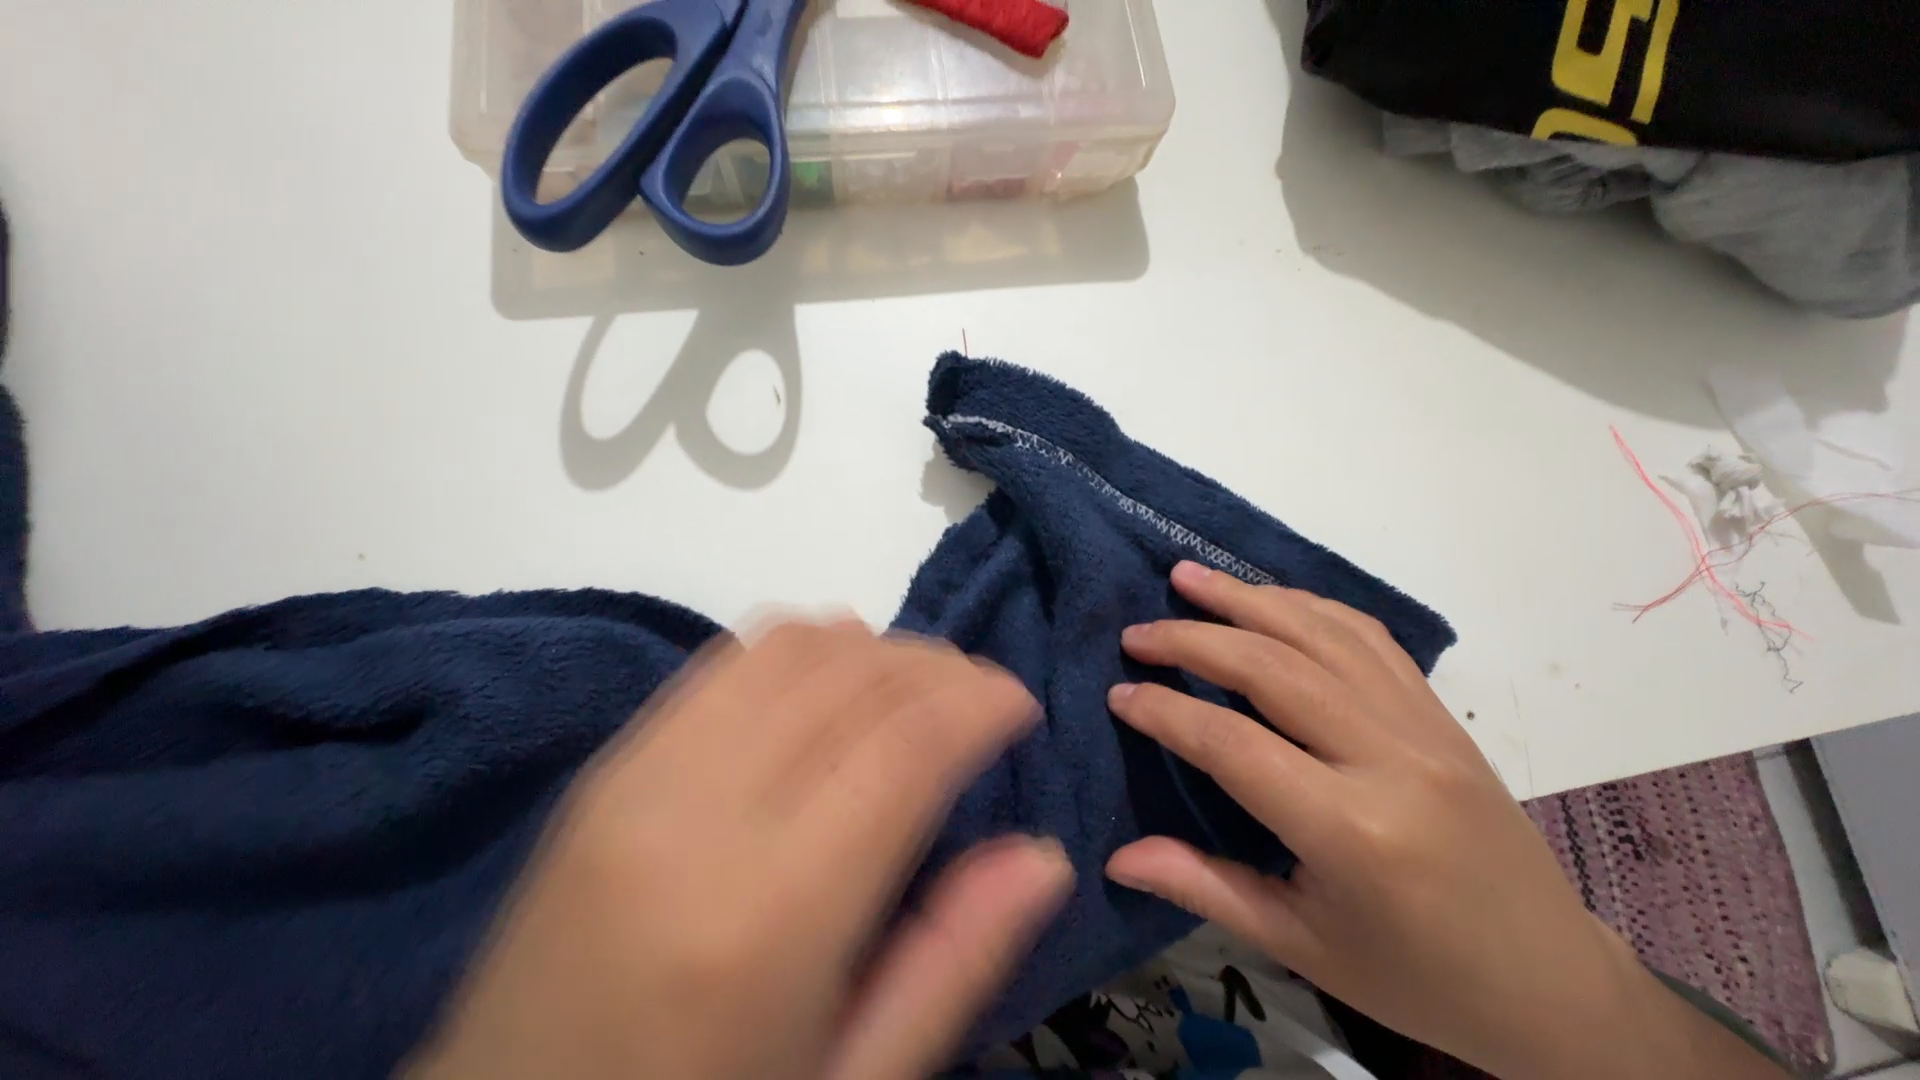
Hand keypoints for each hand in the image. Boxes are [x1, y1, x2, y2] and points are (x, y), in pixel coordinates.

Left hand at [403, 619, 1072, 1079]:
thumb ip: (951, 961)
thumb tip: (1042, 856)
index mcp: (767, 915)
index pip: (903, 750)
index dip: (978, 704)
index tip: (1021, 702)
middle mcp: (697, 816)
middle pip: (848, 680)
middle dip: (935, 666)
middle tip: (981, 695)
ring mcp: (636, 778)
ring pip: (784, 648)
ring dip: (870, 647)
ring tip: (916, 685)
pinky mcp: (605, 767)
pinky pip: (722, 665)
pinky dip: (798, 649)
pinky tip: (831, 679)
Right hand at [1102, 562, 1787, 1079]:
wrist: (1554, 984)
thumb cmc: (1416, 977)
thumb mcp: (1300, 947)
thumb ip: (1204, 887)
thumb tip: (1116, 857)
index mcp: (1351, 830)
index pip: (1231, 744)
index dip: (1165, 711)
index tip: (1118, 694)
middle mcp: (1390, 758)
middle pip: (1273, 668)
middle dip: (1194, 639)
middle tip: (1137, 632)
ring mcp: (1426, 726)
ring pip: (1322, 634)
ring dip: (1248, 599)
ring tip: (1188, 578)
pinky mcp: (1443, 715)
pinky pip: (1369, 639)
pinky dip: (1310, 608)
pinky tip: (1270, 601)